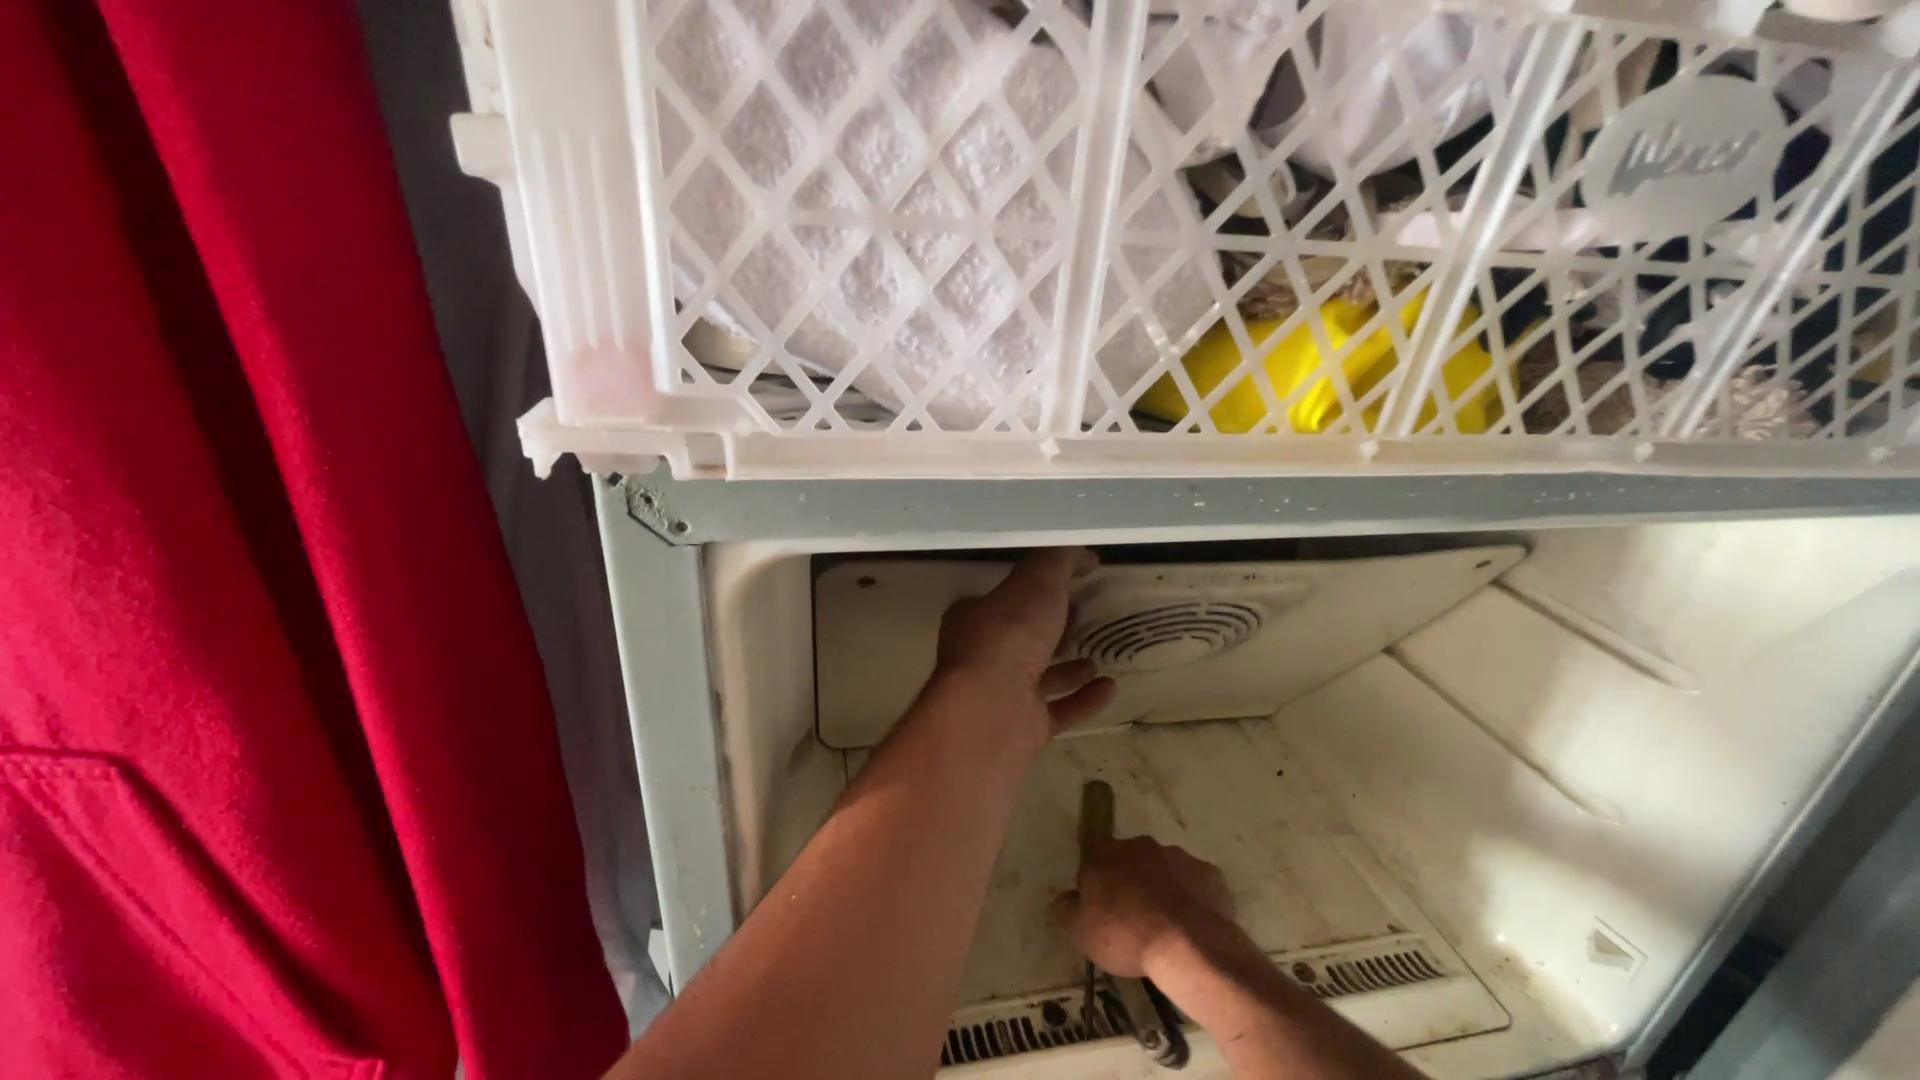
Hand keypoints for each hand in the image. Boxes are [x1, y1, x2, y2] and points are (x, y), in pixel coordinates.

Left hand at [930, 548, 1115, 751]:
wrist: (991, 712)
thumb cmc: (1008, 636)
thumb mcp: (1036, 581)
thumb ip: (1058, 561)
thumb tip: (1081, 554)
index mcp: (974, 618)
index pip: (1005, 597)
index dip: (1035, 587)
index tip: (1071, 582)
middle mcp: (983, 656)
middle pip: (1021, 637)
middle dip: (1051, 626)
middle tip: (1085, 616)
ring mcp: (1002, 696)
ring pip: (1038, 677)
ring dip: (1067, 666)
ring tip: (1097, 653)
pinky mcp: (1023, 729)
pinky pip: (1059, 711)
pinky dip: (1084, 699)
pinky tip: (1110, 687)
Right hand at [1051, 836, 1252, 978]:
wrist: (1187, 946)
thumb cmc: (1126, 936)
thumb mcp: (1080, 933)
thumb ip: (1066, 910)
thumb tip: (1063, 899)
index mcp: (1106, 854)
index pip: (1094, 863)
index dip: (1097, 888)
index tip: (1103, 914)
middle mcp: (1141, 846)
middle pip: (1131, 862)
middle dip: (1131, 884)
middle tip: (1134, 921)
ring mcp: (1179, 857)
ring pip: (1165, 871)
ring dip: (1162, 889)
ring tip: (1166, 927)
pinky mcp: (1210, 874)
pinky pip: (1195, 885)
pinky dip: (1192, 899)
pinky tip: (1191, 926)